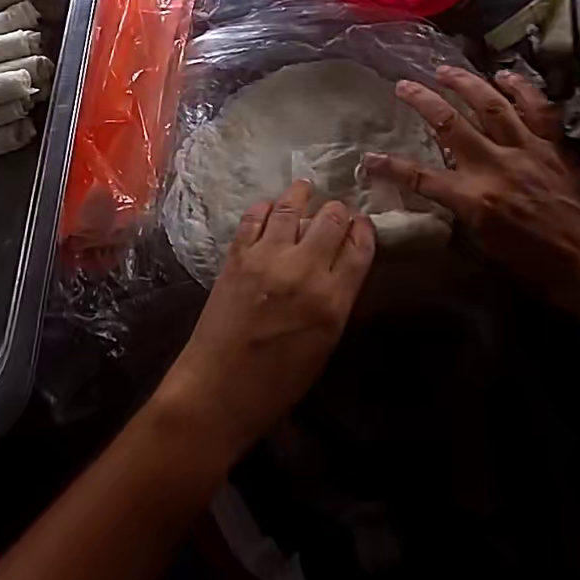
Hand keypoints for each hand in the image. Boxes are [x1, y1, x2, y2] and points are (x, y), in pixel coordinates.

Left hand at [153, 180, 375, 457]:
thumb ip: (337, 299)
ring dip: (302, 194)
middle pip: (331, 218)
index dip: (364, 230)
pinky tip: (270, 207)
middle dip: (337, 211)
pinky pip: (254, 216)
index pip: (360, 247)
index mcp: (332, 301)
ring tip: (305, 188)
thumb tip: (340, 264)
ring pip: (292, 206)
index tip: (361, 224)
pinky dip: (266, 207)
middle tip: (334, 212)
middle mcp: (304, 271)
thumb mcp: (324, 344)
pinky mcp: (237, 255)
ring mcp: (267, 258)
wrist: (216, 391)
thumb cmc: (277, 382)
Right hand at [363, 66, 579, 318]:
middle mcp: (497, 167)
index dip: (391, 166)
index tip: (369, 157)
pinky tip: (504, 74)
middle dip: (423, 101)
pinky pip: (536, 108)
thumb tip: (453, 191)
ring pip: (491, 105)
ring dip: (466, 83)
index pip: (421, 178)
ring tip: (446, 69)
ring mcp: (528, 151)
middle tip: (404, 84)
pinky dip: (520, 88)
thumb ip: (467, 212)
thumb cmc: (540, 269)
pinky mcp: (554, 146)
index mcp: (476, 200)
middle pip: (451, 125)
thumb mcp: (489, 247)